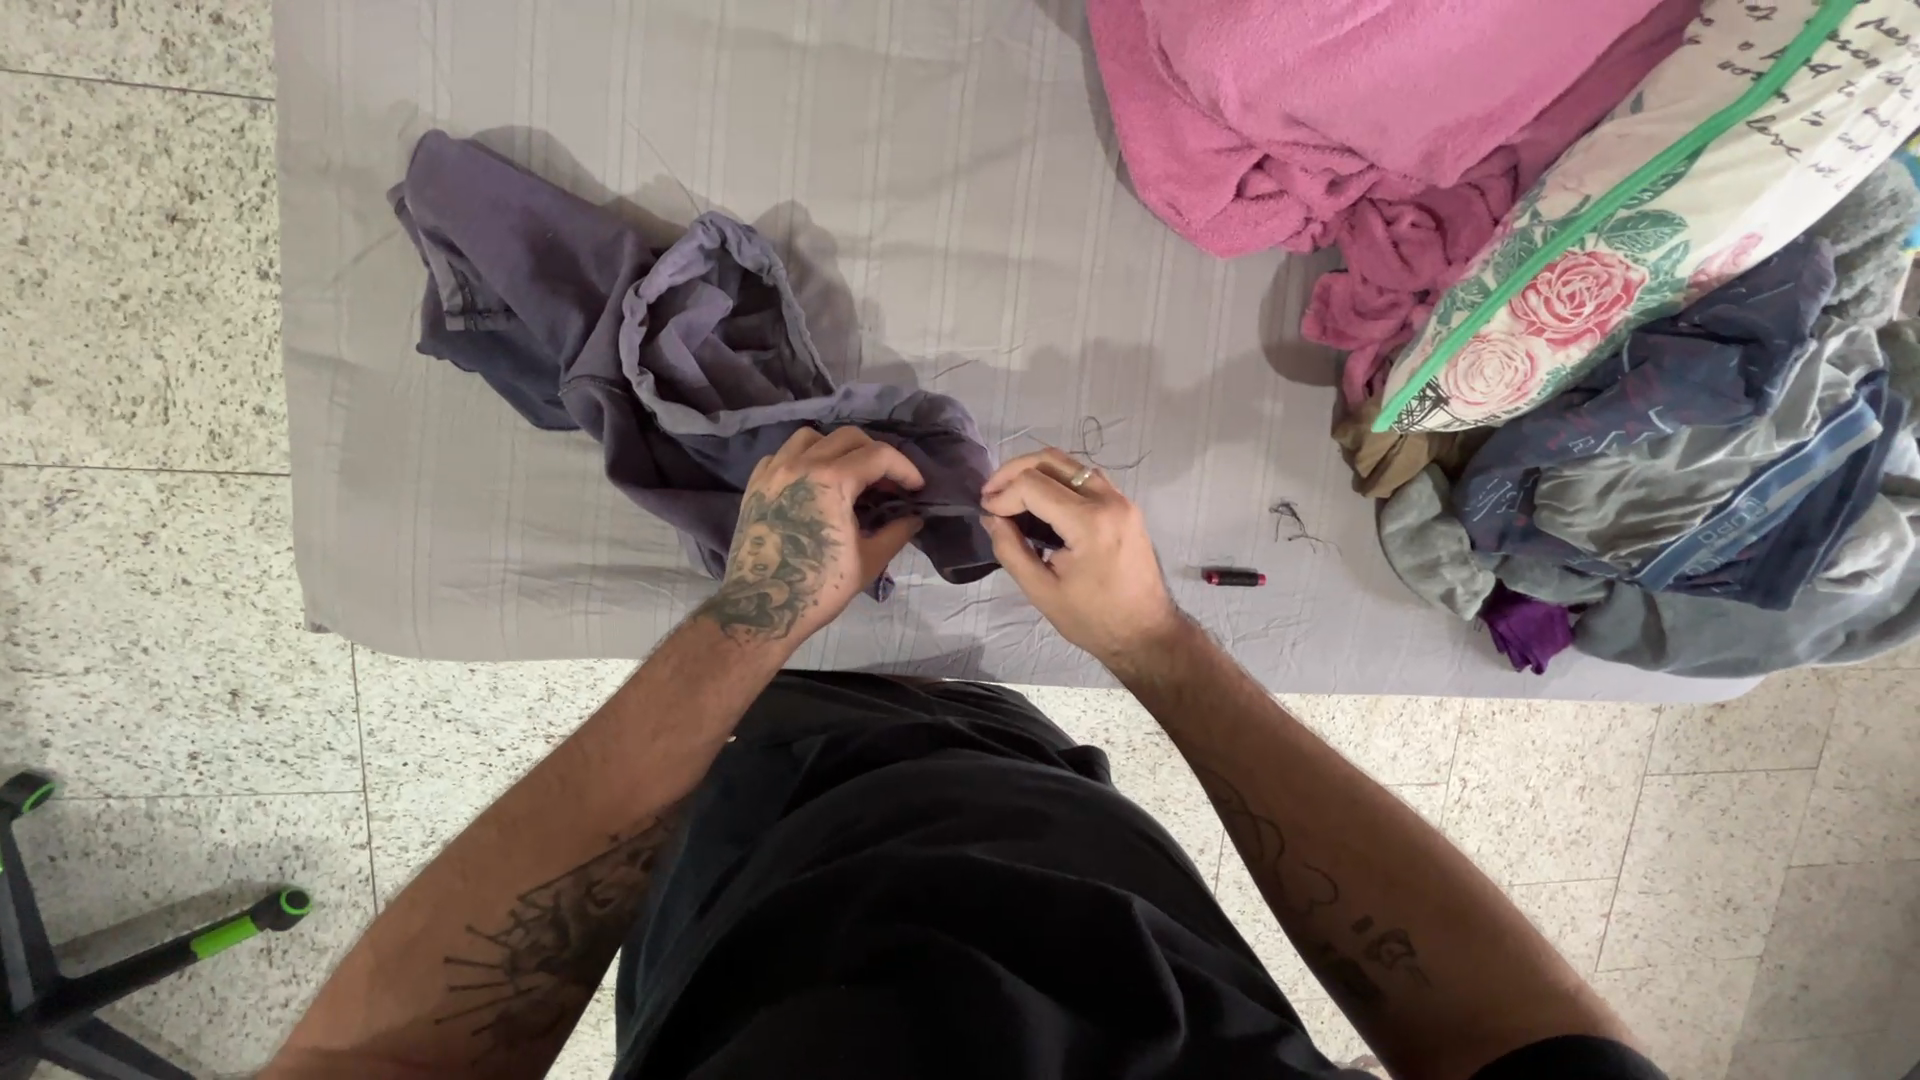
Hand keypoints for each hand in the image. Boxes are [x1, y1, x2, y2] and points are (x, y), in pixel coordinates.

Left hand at [698, 427, 924, 648]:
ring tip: (849, 475)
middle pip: (848, 438)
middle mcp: (801, 465)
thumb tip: (914, 519)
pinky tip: (813, 484)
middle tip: (887, 484)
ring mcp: (773, 472)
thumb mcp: (868, 561)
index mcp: (832, 480)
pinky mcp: (756, 486)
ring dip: (837, 449)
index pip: (879, 456)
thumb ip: (896, 533)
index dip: (905, 469)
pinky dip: (803, 460)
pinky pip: (782, 455)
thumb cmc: (819, 587)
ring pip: (811, 438)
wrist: (762, 608)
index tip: (916, 488)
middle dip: (876, 454)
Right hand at [979, 447, 1186, 669]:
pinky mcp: (1126, 506)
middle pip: (1051, 460)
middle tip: (991, 493)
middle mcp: (1109, 500)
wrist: (1146, 633)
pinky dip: (1059, 480)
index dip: (1003, 494)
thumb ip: (1011, 549)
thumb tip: (991, 517)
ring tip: (1011, 494)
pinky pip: (1087, 478)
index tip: (987, 513)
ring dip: (1037, 472)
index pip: (1033, 485)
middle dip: (1014, 471)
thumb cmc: (1093, 619)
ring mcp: (1122, 500)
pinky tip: (1042, 501)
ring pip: (1070, 464)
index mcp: (1089, 523)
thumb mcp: (1041, 591)